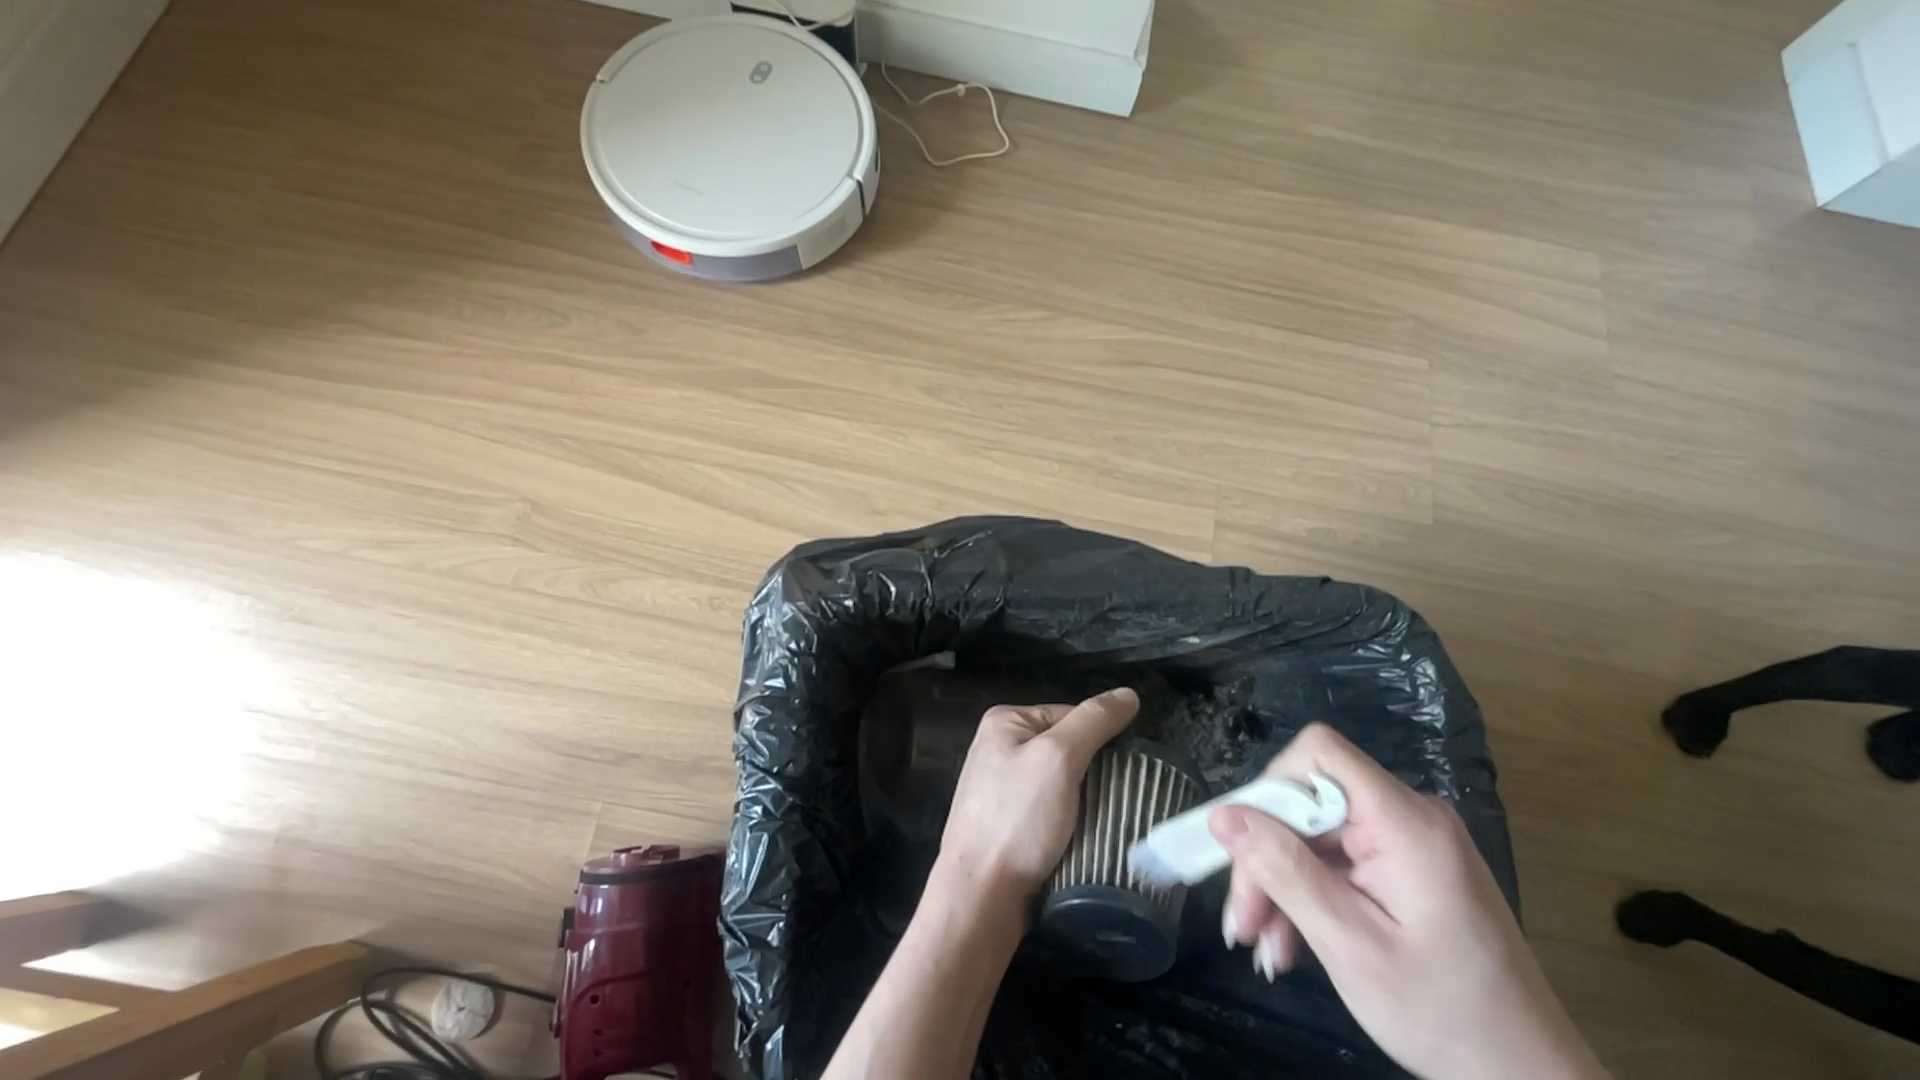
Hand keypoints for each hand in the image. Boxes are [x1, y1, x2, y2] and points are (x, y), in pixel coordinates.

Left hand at [935, 687, 1138, 902]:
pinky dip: (1071, 822)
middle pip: (1068, 749)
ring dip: (1086, 800)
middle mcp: (998, 749)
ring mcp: (1001, 789)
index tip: (1121, 770)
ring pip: (1063, 784)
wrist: (982, 894)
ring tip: (1103, 820)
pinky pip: (1052, 812)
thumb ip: (1094, 722)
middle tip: (1115, 798)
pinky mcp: (1009, 825)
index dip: (1101, 739)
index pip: (1071, 715)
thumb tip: (1129, 694)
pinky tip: (1082, 837)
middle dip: (1093, 772)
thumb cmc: (1018, 820)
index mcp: (1004, 722)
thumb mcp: (1059, 758)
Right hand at [1211, 724, 1608, 1079]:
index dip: (1271, 787)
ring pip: (1320, 836)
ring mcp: (1414, 844)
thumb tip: (1222, 816)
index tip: (1243, 848)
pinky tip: (1294, 945)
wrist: (1527, 1077)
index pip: (1320, 753)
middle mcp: (1411, 816)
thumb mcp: (1348, 943)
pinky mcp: (1412, 871)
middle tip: (1243, 926)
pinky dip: (1313, 897)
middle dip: (1267, 857)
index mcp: (1405, 821)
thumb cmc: (1441, 1014)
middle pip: (1311, 802)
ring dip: (1284, 887)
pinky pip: (1343, 862)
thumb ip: (1283, 870)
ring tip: (1265, 950)